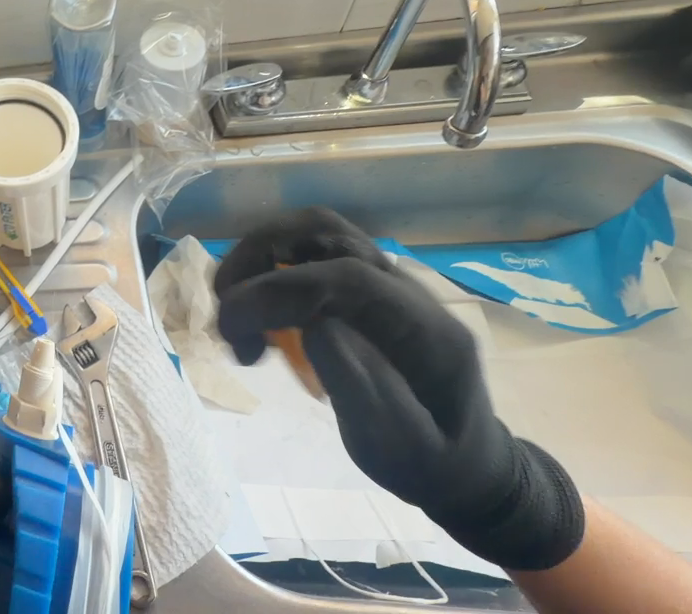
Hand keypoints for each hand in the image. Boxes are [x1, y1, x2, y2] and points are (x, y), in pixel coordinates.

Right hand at [213, 208, 583, 570]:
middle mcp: (403, 287)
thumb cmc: (431, 462)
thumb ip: (366, 393)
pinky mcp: (357, 280)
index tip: (232, 328)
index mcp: (426, 328)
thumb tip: (315, 329)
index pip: (347, 278)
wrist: (464, 461)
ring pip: (306, 229)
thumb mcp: (404, 451)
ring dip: (254, 256)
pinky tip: (255, 312)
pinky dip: (263, 267)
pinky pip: (301, 247)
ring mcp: (381, 277)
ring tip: (234, 309)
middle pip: (320, 231)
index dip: (278, 291)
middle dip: (256, 258)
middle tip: (228, 314)